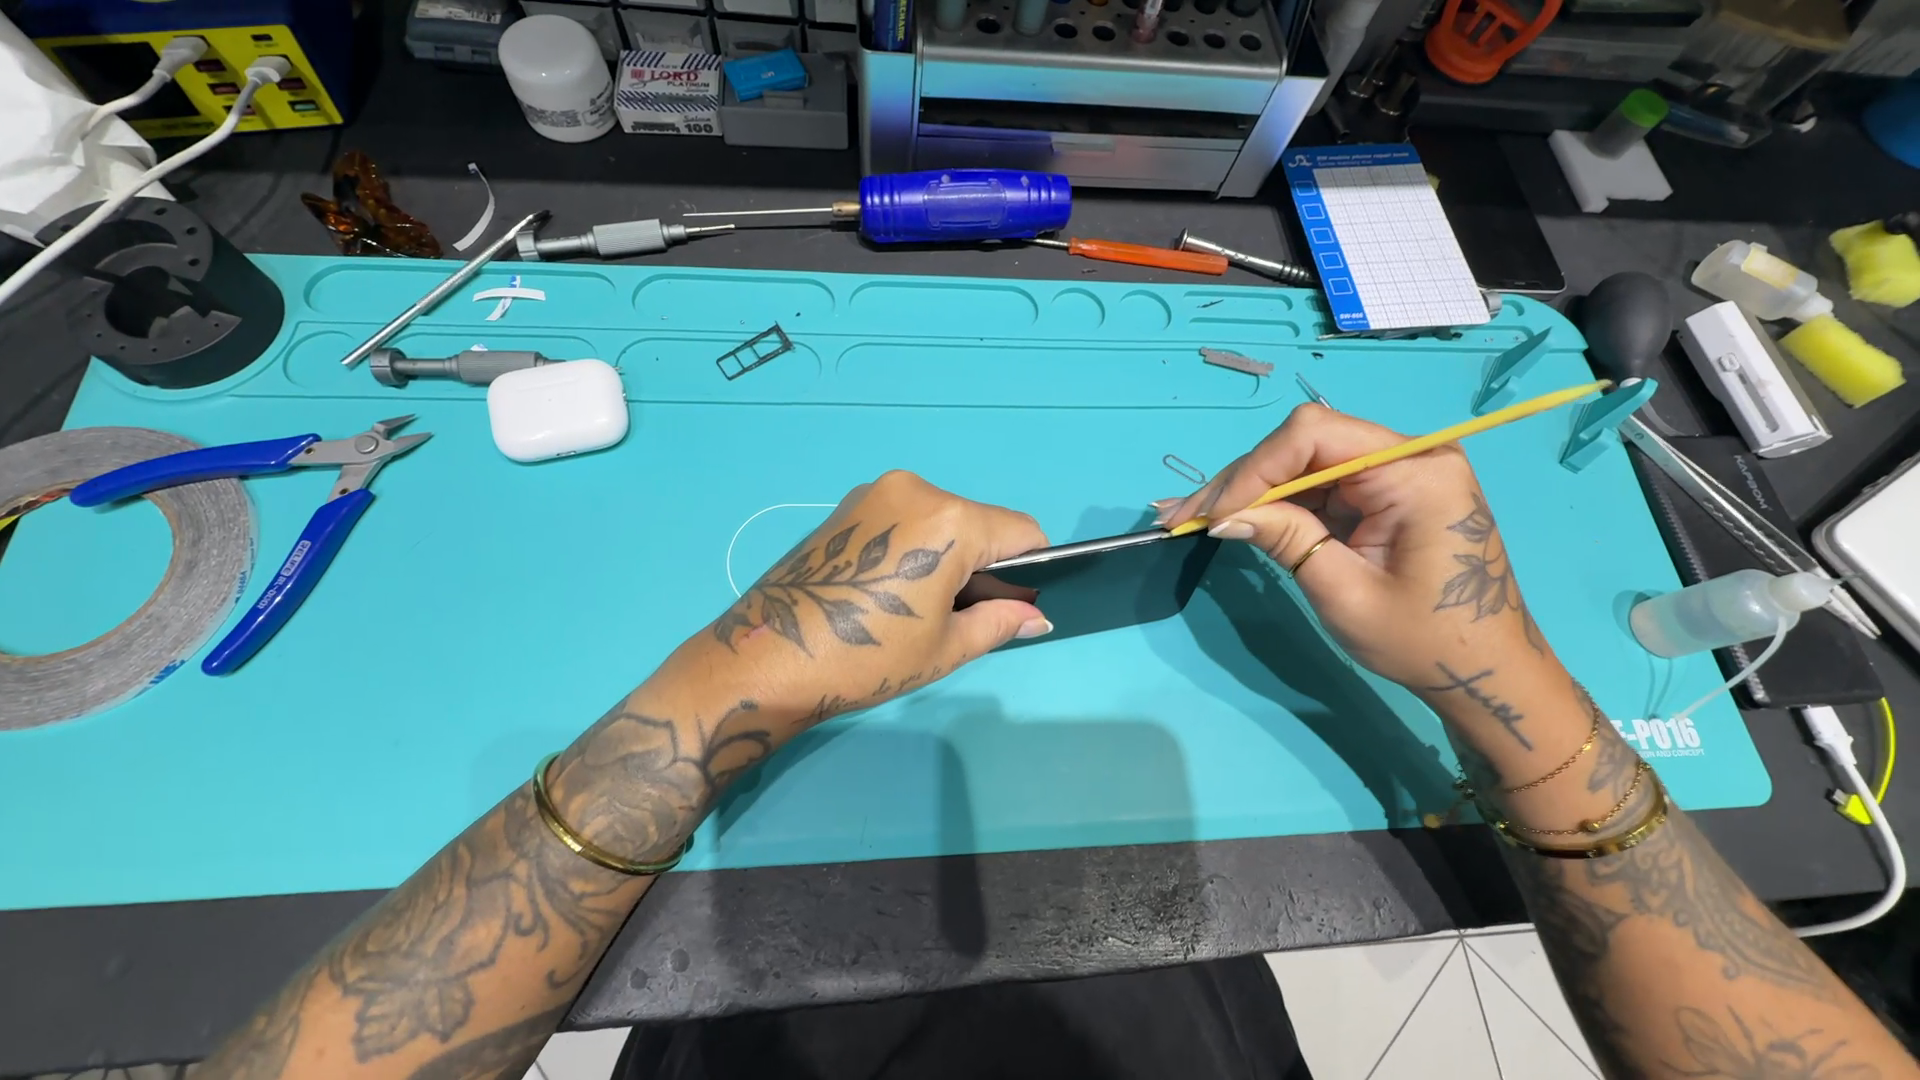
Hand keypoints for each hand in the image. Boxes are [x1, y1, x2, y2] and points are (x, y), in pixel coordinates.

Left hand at [704, 471, 1050, 725]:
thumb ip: (1000, 622)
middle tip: (961, 614)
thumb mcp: (945, 648)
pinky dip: (915, 545)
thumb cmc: (866, 658)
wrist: (766, 659)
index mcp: (949, 520)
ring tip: (917, 605)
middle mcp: (916, 489)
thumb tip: (1037, 616)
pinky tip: (889, 588)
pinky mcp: (848, 504)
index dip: (1032, 568)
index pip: (1022, 532)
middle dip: (985, 563)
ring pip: (941, 518)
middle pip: (979, 522)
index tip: (1017, 604)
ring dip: (947, 554)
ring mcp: (876, 491)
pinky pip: (906, 517)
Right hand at [1157, 405, 1550, 687]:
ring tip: (1191, 518)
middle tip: (1180, 515)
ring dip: (1247, 491)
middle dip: (1239, 480)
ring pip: (1299, 461)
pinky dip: (1271, 502)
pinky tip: (1229, 516)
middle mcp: (1408, 454)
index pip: (1312, 436)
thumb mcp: (1345, 593)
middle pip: (1302, 443)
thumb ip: (1286, 540)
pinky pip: (1315, 484)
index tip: (1212, 516)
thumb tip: (1221, 517)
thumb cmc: (1423, 640)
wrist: (1482, 670)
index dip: (1252, 470)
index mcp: (1415, 470)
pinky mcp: (1379, 492)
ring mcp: (1394, 471)